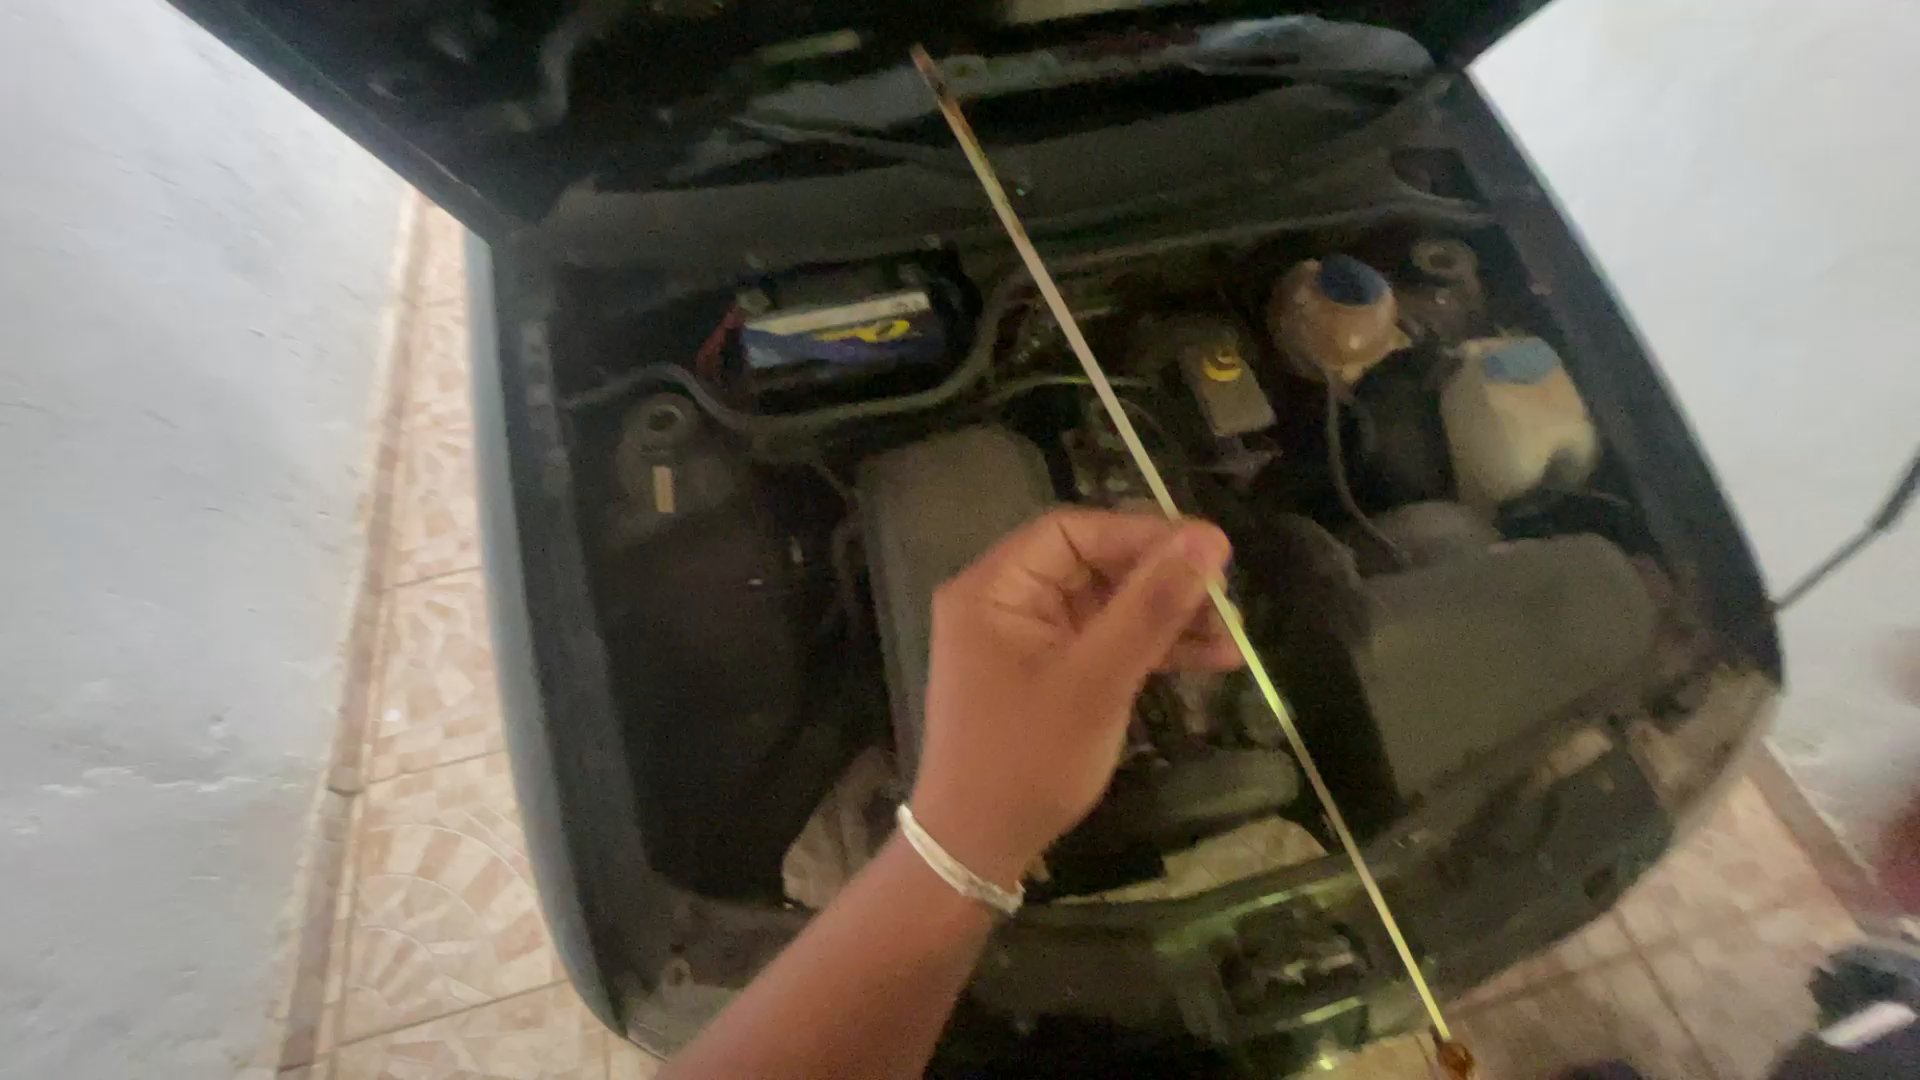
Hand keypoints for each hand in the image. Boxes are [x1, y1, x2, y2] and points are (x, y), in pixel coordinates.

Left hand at [909, 509, 1239, 888]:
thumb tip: (1207, 540)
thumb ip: (1150, 606)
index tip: (1209, 550)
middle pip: (1093, 566)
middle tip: (1226, 599)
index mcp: (993, 587)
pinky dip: (1148, 649)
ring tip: (1233, 637)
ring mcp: (1025, 637)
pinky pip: (1101, 641)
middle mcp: (1004, 600)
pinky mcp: (1046, 670)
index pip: (1072, 532)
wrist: (978, 847)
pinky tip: (1210, 660)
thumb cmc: (1028, 759)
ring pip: (1105, 605)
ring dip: (1166, 618)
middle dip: (1162, 582)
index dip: (1142, 534)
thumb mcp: (1096, 680)